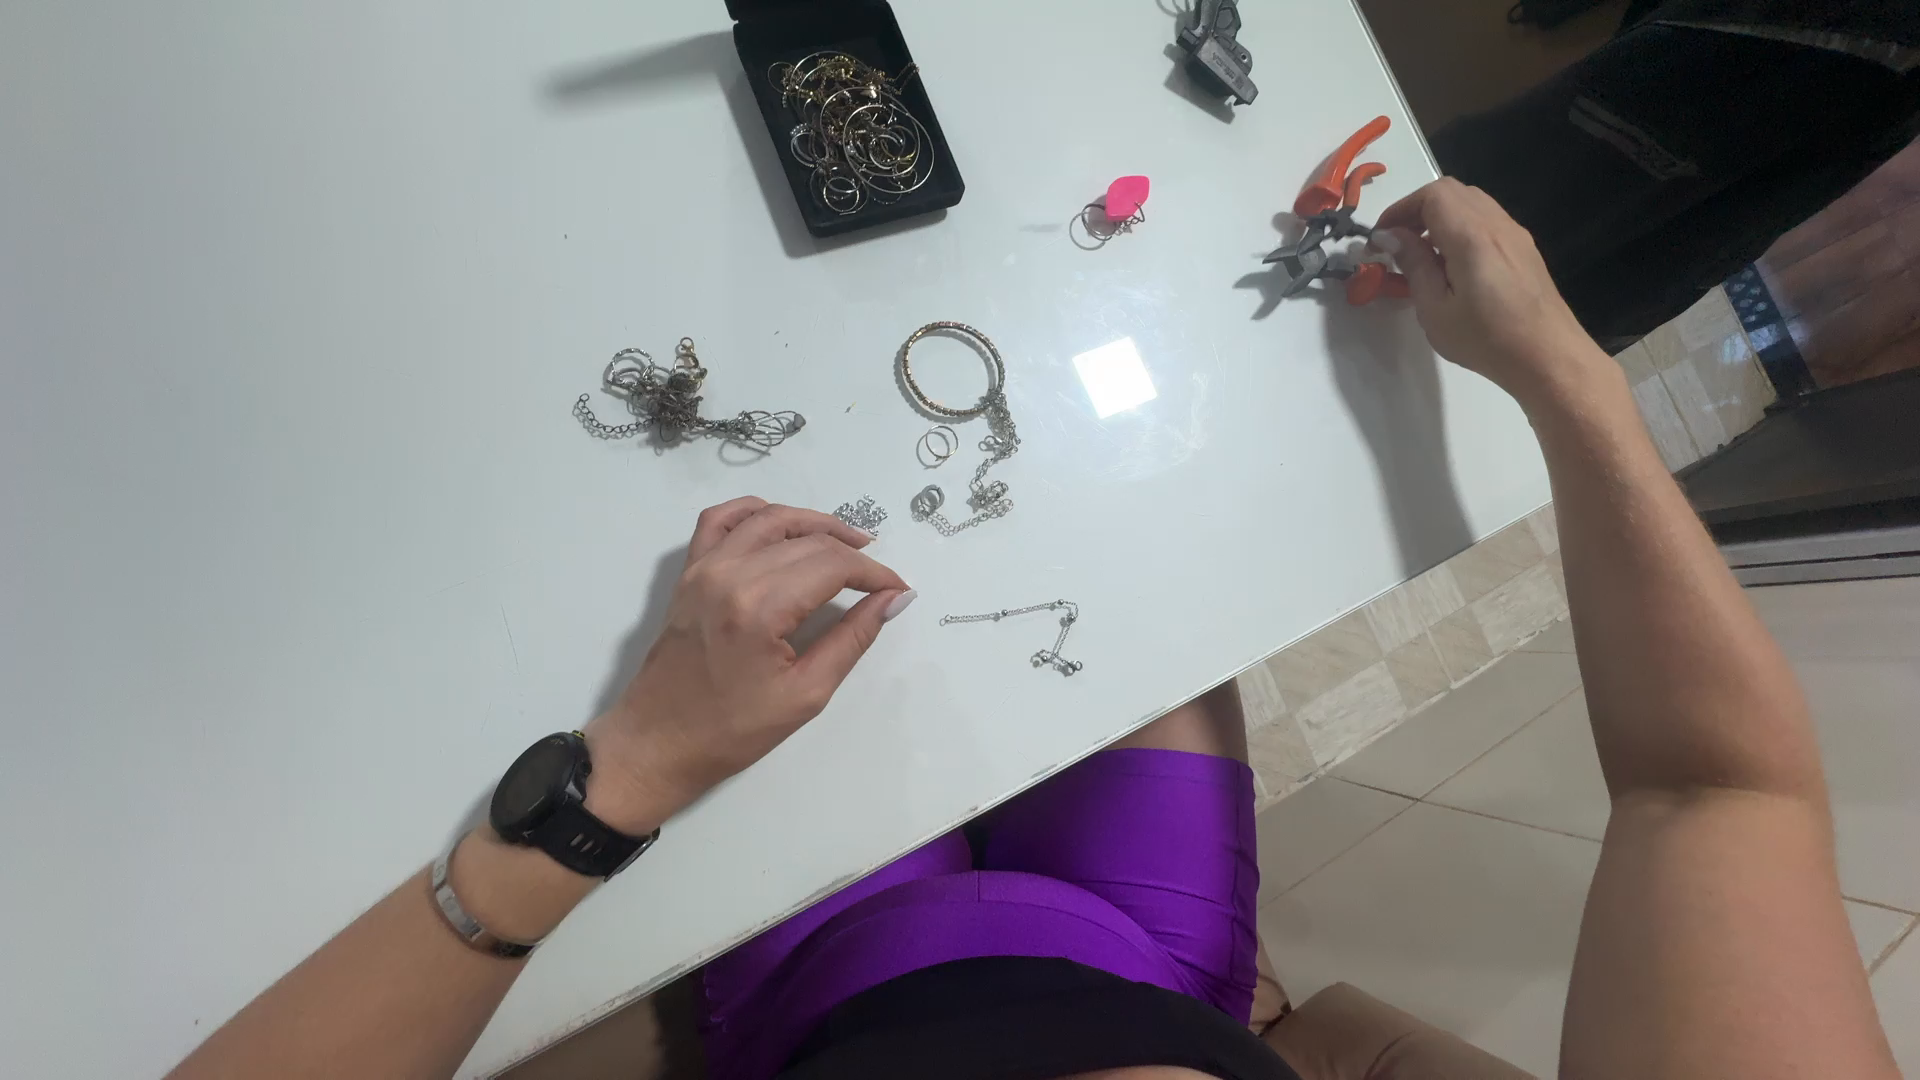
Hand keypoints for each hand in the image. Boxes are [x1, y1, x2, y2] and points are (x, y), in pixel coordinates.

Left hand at [580, 498, 912, 832]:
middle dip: (853, 553)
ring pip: (770, 519)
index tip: (898, 588)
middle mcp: (730, 574)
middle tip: (879, 577)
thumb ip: (853, 638)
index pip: (833, 566)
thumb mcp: (806, 694)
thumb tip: (895, 599)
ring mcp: (704, 568)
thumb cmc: (733, 730)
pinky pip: (721, 519)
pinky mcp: (689, 571)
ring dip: (815, 523)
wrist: (657, 743)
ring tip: (846, 542)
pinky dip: (756, 512)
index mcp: (760, 608)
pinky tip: (782, 525)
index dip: (874, 573)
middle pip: (808, 540)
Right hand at [1372, 178, 1608, 405]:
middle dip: (1416, 211)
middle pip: (1453, 192)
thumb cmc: (1482, 338)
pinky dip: (1457, 229)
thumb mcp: (1434, 308)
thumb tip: (1390, 236)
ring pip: (1471, 203)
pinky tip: (1446, 264)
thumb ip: (1413, 265)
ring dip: (1437, 219)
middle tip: (1394, 244)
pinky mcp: (1521, 248)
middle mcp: (1496, 225)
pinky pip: (1484, 221)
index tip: (1379, 239)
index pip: (1434, 196)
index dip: (1400, 209)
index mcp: (1472, 237)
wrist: (1544, 354)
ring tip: (1416, 255)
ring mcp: (1514, 234)